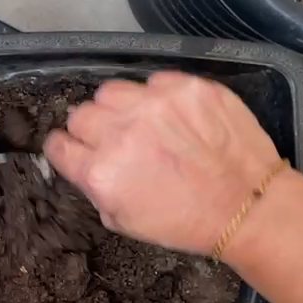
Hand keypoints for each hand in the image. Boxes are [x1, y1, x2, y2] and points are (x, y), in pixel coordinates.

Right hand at [43, 72, 284, 253]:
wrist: (246, 205)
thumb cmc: (182, 221)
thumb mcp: (121, 220)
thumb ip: (92, 187)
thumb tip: (79, 161)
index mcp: (100, 173)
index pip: (56, 145)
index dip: (64, 149)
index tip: (74, 151)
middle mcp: (121, 133)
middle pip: (79, 114)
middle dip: (90, 129)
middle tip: (112, 141)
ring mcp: (155, 105)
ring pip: (109, 91)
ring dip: (117, 107)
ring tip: (139, 123)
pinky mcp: (186, 87)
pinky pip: (152, 81)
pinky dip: (155, 97)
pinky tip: (171, 117)